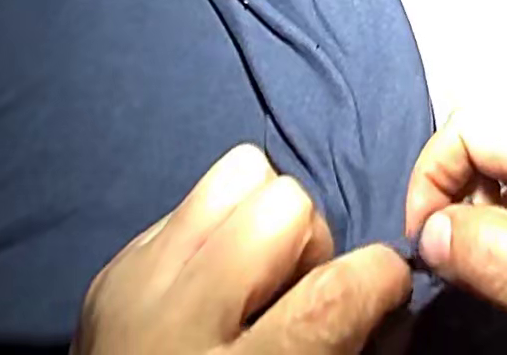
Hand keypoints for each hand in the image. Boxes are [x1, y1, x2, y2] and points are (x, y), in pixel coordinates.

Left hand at [79, 143, 409, 353]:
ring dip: (262, 212)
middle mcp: (176, 321)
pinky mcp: (115, 264)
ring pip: (238, 170)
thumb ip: (351, 347)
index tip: (387, 281)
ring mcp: (137, 281)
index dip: (378, 277)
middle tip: (295, 287)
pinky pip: (196, 196)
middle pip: (283, 205)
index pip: (329, 298)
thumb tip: (391, 288)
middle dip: (307, 237)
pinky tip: (208, 280)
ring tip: (253, 269)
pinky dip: (219, 226)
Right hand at [405, 110, 506, 354]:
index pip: (470, 124)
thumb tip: (429, 230)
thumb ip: (496, 256)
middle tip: (453, 258)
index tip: (425, 242)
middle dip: (453, 191)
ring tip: (488, 270)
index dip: (434, 178)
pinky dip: (503, 224)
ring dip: (476, 211)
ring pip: (500, 164)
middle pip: (482, 136)